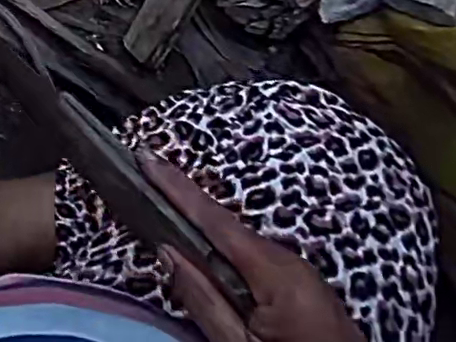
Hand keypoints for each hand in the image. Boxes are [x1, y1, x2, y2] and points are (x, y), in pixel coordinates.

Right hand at [141, 152, 364, 341]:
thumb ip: (203, 300)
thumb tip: (165, 250)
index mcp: (277, 274)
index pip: (213, 218)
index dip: (175, 186)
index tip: (144, 155)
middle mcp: (293, 264)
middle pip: (227, 229)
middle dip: (186, 209)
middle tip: (144, 182)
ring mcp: (306, 280)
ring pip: (241, 247)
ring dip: (205, 235)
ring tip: (167, 217)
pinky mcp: (311, 295)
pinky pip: (257, 263)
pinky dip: (228, 256)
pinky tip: (209, 261)